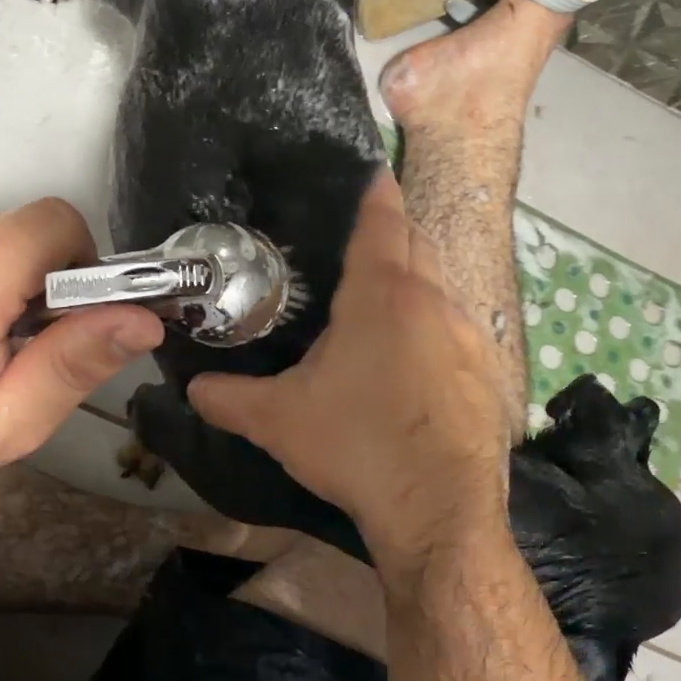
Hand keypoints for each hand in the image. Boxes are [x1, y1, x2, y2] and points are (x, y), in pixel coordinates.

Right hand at [185, 171, 508, 558]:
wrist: (439, 511)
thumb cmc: (356, 446)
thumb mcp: (277, 421)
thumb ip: (228, 399)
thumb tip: (192, 388)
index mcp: (383, 296)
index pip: (381, 221)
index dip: (373, 191)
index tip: (370, 169)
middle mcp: (435, 303)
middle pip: (417, 244)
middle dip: (393, 231)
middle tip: (359, 236)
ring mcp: (470, 339)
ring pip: (442, 286)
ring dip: (416, 278)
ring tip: (382, 296)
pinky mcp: (487, 376)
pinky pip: (457, 330)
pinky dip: (434, 325)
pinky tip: (412, 359)